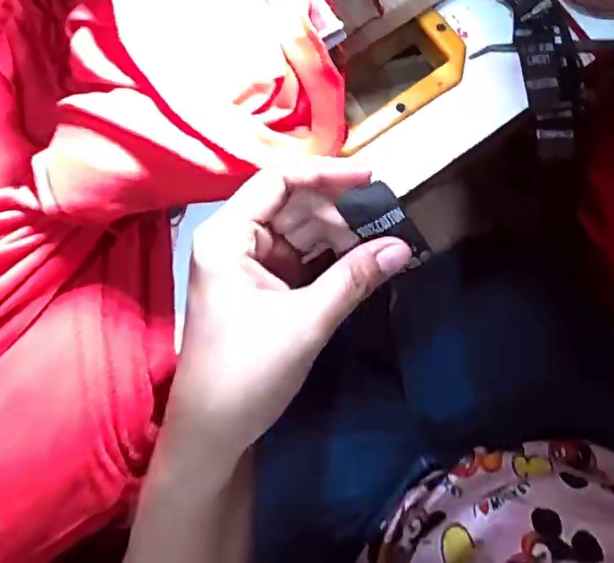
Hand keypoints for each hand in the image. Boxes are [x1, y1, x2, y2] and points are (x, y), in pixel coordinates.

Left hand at [164, 163, 412, 466]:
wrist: (210, 439)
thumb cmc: (246, 375)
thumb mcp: (306, 322)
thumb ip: (354, 278)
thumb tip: (403, 246)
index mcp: (227, 236)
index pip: (278, 181)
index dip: (325, 174)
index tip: (369, 177)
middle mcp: (233, 238)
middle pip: (292, 203)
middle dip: (338, 211)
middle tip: (385, 217)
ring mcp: (246, 260)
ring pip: (299, 229)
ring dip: (338, 234)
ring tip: (380, 238)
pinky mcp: (260, 282)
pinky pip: (300, 254)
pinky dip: (329, 255)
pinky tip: (360, 257)